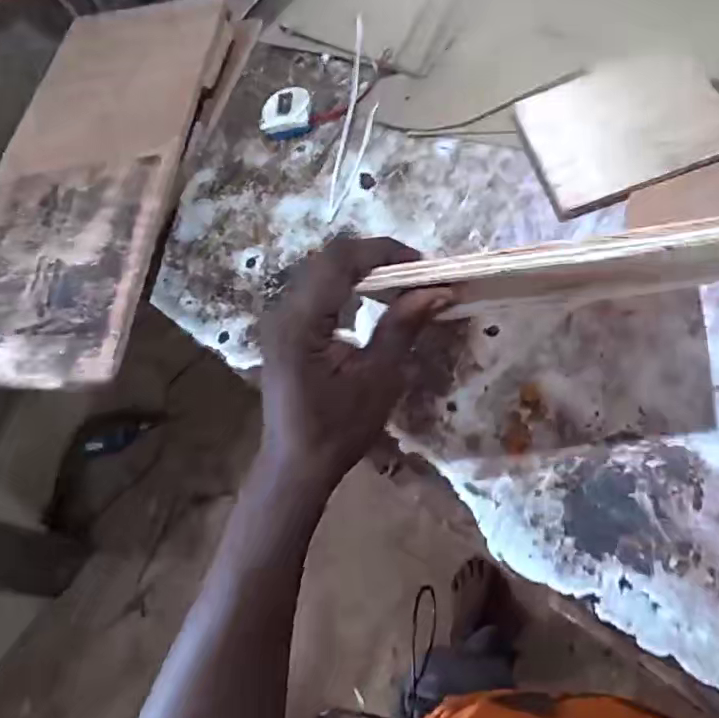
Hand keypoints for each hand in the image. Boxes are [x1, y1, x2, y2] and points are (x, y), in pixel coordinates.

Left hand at [257, 237, 451, 497]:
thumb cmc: (337, 429)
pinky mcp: (285, 327)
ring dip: (362, 269)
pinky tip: (372, 298)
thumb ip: (402, 327)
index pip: (340, 261)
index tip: (422, 265)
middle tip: (416, 274)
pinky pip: (317, 289)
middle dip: (375, 257)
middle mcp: (284, 310)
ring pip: (322, 270)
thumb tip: (438, 290)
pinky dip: (348, 285)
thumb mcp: (377, 379)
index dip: (383, 251)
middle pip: (329, 259)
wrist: (295, 466)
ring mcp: (280, 318)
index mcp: (301, 321)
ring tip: (401, 283)